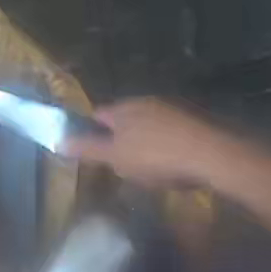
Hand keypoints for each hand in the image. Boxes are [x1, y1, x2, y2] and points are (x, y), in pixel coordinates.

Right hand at [64, 98, 250, 185]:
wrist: (213, 156)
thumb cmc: (155, 156)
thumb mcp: (115, 157)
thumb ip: (87, 149)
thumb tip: (58, 141)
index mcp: (123, 108)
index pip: (96, 115)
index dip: (89, 132)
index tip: (90, 152)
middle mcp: (145, 102)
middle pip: (122, 120)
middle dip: (118, 138)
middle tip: (117, 164)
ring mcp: (172, 111)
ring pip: (147, 126)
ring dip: (143, 143)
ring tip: (145, 168)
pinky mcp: (194, 123)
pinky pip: (169, 134)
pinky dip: (165, 146)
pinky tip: (170, 166)